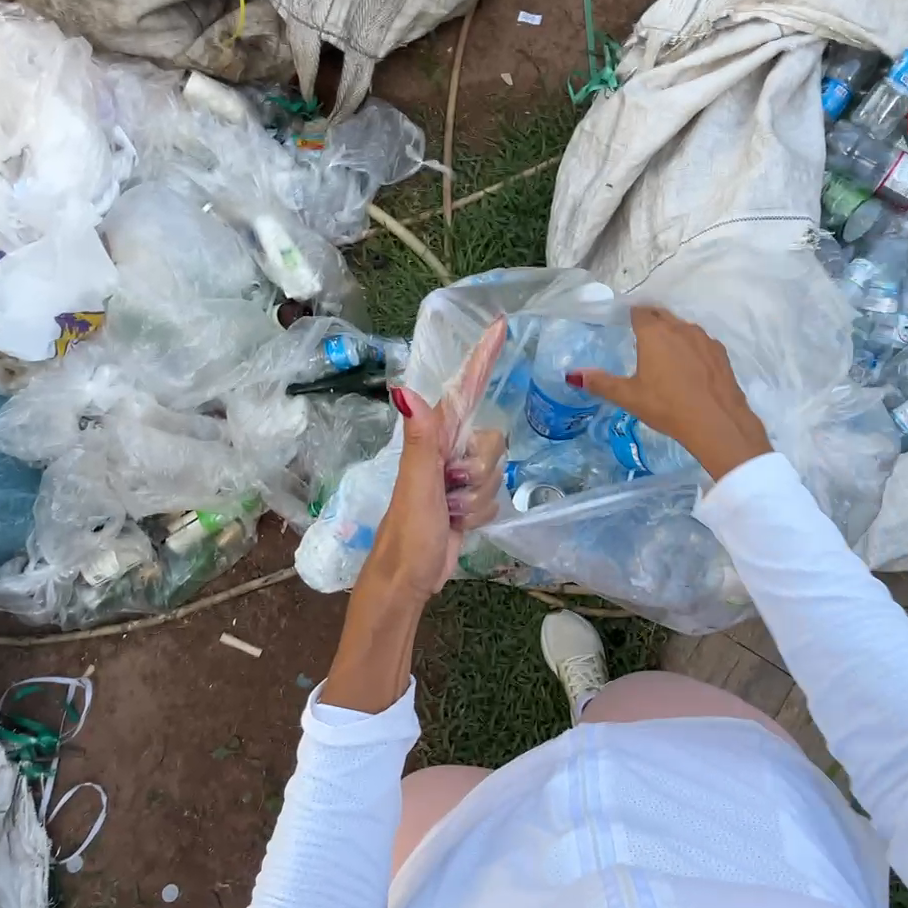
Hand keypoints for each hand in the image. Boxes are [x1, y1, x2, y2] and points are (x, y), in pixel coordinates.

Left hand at [321, 386, 503, 713]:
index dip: (482, 358)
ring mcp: (459, 478)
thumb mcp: (417, 488)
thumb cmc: (408, 535)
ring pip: (496, 471)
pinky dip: (480, 515)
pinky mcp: (469, 502)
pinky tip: (459, 524)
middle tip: (451, 490)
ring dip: (477, 499)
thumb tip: (407, 390)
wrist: (408, 581)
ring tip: (449, 512)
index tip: (501, 326)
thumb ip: (422, 441)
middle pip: (492, 439)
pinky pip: (495, 497)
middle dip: (479, 470)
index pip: (463, 391)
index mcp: (433, 440)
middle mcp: (448, 452)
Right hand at [572, 306, 772, 480]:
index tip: (625, 322)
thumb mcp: (629, 397)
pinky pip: (700, 342)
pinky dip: (691, 348)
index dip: (631, 315)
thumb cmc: (667, 406)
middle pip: (661, 315)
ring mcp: (703, 338)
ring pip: (683, 327)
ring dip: (672, 334)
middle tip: (641, 336)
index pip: (639, 312)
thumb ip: (601, 383)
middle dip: (651, 320)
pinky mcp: (720, 352)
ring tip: (665, 353)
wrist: (716, 421)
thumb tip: (572, 375)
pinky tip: (690, 367)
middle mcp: (679, 328)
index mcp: (654, 333)